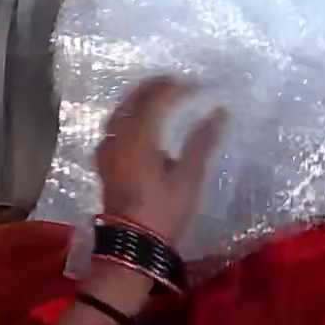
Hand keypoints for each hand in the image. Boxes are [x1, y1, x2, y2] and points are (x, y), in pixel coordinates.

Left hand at [96, 77, 226, 244]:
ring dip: (138, 98)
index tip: (197, 84)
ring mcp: (108, 149)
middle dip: (155, 86)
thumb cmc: (163, 211)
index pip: (158, 100)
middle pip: (134, 100)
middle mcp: (119, 138)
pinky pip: (113, 127)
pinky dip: (126, 115)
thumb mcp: (188, 178)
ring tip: (157, 93)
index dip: (177, 88)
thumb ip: (202, 142)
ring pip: (120, 112)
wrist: (132, 244)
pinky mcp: (104, 161)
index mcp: (140, 138)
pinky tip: (136, 121)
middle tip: (176, 80)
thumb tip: (220, 112)